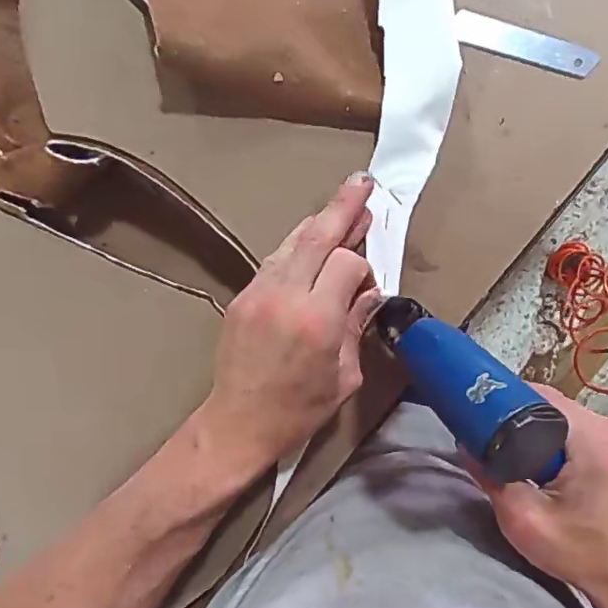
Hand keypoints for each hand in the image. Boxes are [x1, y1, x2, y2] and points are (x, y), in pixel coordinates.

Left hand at [198, 175, 380, 467]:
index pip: (347, 262)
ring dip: (319, 223)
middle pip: (318, 235)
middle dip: (343, 207)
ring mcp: (258, 294)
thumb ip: (356, 327)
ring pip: (293, 241)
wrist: (238, 423)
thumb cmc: (297, 410)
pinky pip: (274, 259)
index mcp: (317, 320)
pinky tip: (309, 247)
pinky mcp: (243, 298)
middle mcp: (285, 297)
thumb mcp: (344, 376)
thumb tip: (367, 295)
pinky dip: (296, 248)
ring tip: (340, 208)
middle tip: (362, 184)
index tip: (368, 285)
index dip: (363, 266)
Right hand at [487, 385, 607, 604]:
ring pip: (570, 416)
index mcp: (599, 443)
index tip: (482, 418)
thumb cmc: (580, 556)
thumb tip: (467, 443)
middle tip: (498, 442)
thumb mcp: (523, 520)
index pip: (542, 399)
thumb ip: (491, 476)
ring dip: (544, 431)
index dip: (507, 402)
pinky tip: (551, 464)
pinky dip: (563, 440)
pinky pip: (586, 430)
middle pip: (556, 406)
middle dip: (524, 419)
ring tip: (524, 458)